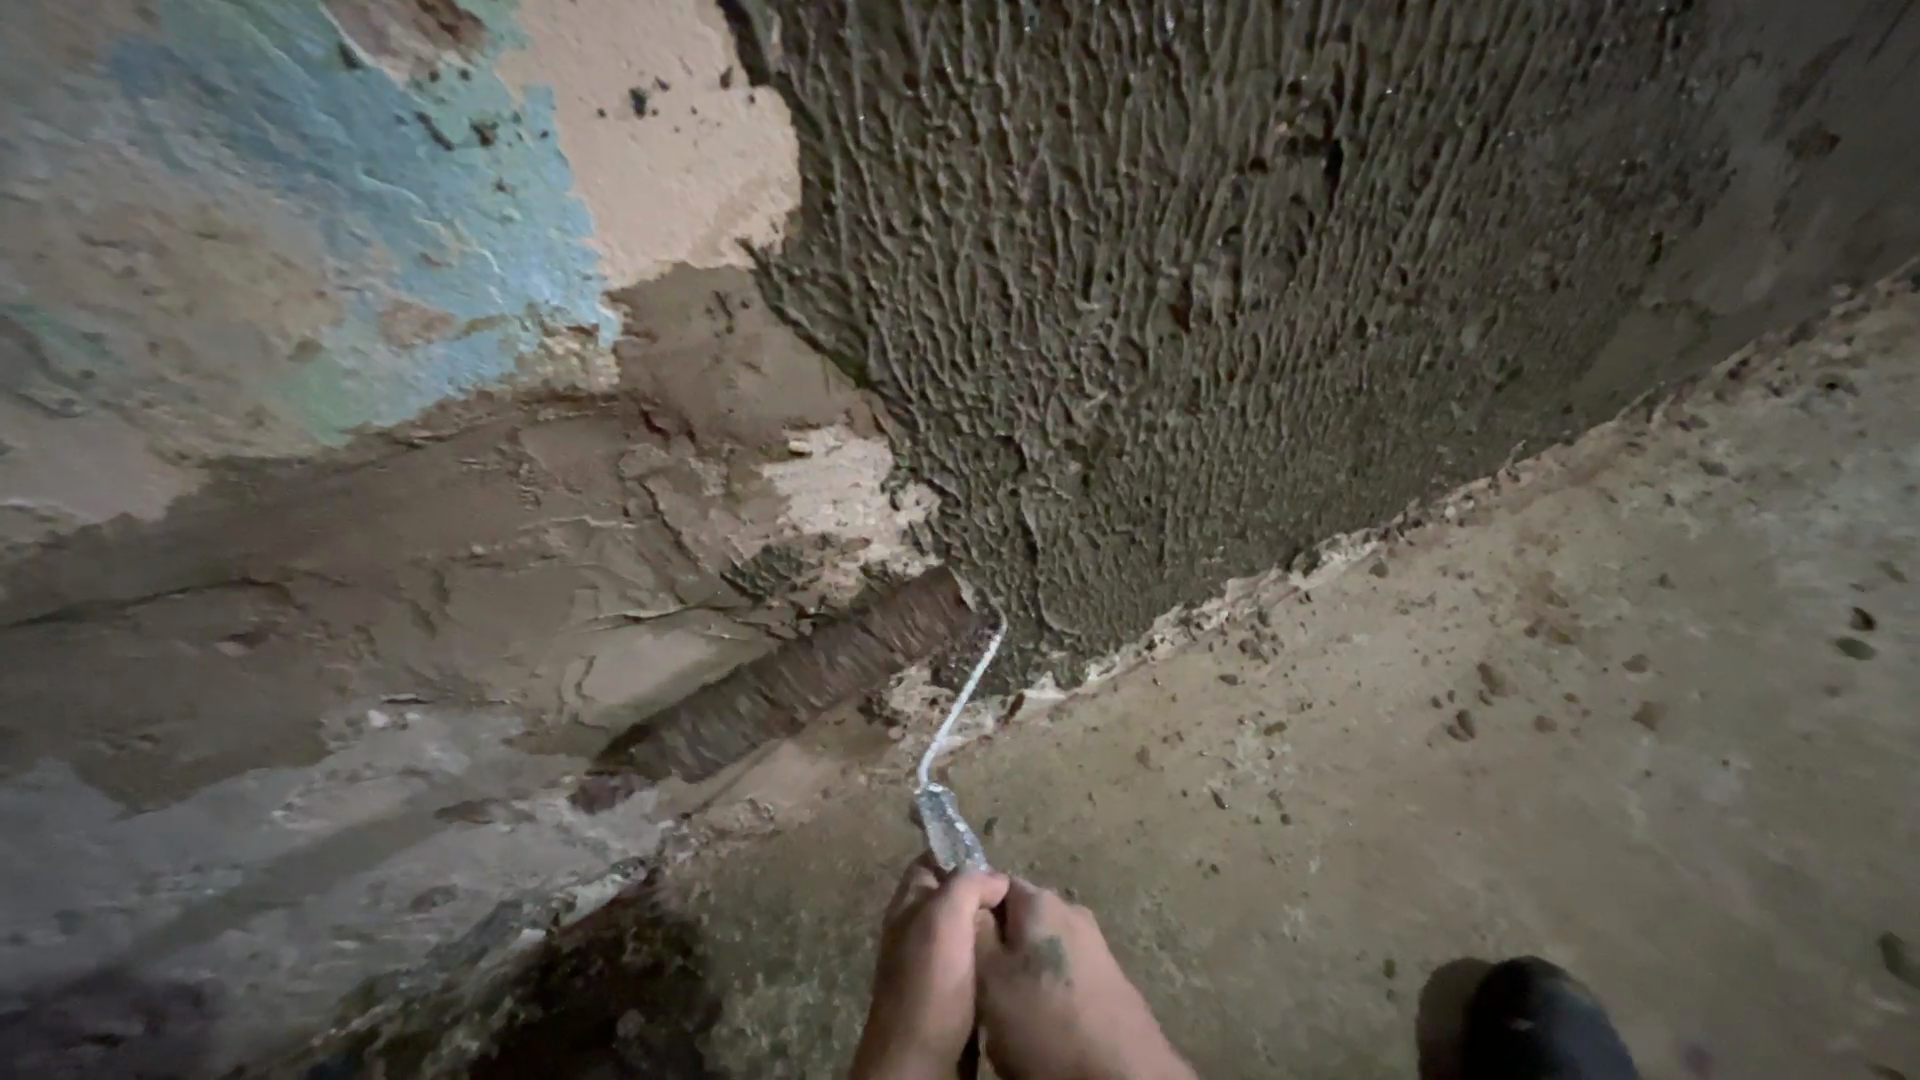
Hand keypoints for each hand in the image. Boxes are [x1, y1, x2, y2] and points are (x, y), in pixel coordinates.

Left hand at [850, 853, 1009, 1079]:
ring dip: (993, 931)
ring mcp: (933, 968)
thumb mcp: (944, 917)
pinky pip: (977, 967)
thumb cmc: (929, 984)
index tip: (995, 863)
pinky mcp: (952, 1000)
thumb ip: (967, 884)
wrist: (921, 1065)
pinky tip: (1015, 963)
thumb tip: (996, 880)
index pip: (930, 862)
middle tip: (1021, 900)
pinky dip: (995, 962)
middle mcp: (916, 932)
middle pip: (953, 899)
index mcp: (907, 906)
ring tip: (1025, 929)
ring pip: (968, 934)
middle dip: (984, 895)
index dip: (959, 855)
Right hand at [974, 879, 1195, 1079]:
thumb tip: (968, 898)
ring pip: (1038, 951)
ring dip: (1020, 975)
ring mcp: (1095, 945)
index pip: (992, 883)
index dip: (969, 910)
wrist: (1125, 1077)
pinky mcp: (1108, 980)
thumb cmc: (1045, 1023)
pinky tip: (1040, 1025)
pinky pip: (1062, 974)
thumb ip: (973, 931)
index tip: (955, 945)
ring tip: (1007, 1012)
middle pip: (1016, 919)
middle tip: (977, 984)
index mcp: (1041, 900)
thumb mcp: (990, 978)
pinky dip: (1046, 994)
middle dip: (996, 948)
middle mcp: (1071, 911)